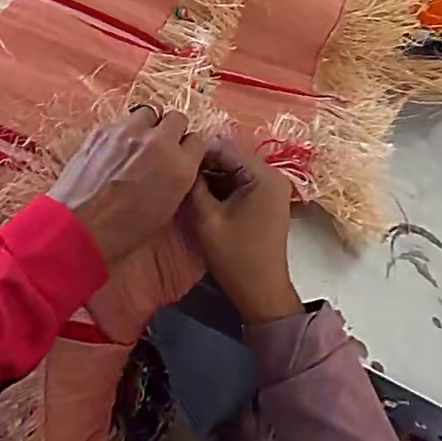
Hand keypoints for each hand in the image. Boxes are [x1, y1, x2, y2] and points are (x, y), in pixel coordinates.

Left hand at [48, 108, 208, 264]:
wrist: (80, 226)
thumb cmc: (125, 229)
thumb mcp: (167, 208)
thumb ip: (177, 178)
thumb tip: (174, 164)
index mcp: (180, 166)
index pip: (197, 140)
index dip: (188, 148)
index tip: (180, 154)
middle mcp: (159, 142)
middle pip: (177, 118)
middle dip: (172, 129)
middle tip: (161, 145)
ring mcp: (129, 131)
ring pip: (149, 113)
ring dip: (147, 125)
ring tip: (136, 143)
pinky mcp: (104, 129)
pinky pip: (122, 122)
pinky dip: (122, 132)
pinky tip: (112, 150)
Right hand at [183, 135, 300, 324]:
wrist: (261, 292)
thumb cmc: (235, 256)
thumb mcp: (207, 217)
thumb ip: (193, 184)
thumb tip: (179, 160)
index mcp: (263, 176)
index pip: (224, 148)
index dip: (195, 151)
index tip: (170, 157)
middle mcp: (271, 175)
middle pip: (228, 157)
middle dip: (201, 163)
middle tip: (173, 170)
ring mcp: (269, 188)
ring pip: (230, 170)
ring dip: (208, 175)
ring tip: (181, 181)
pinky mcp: (263, 200)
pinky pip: (236, 183)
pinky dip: (218, 186)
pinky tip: (196, 193)